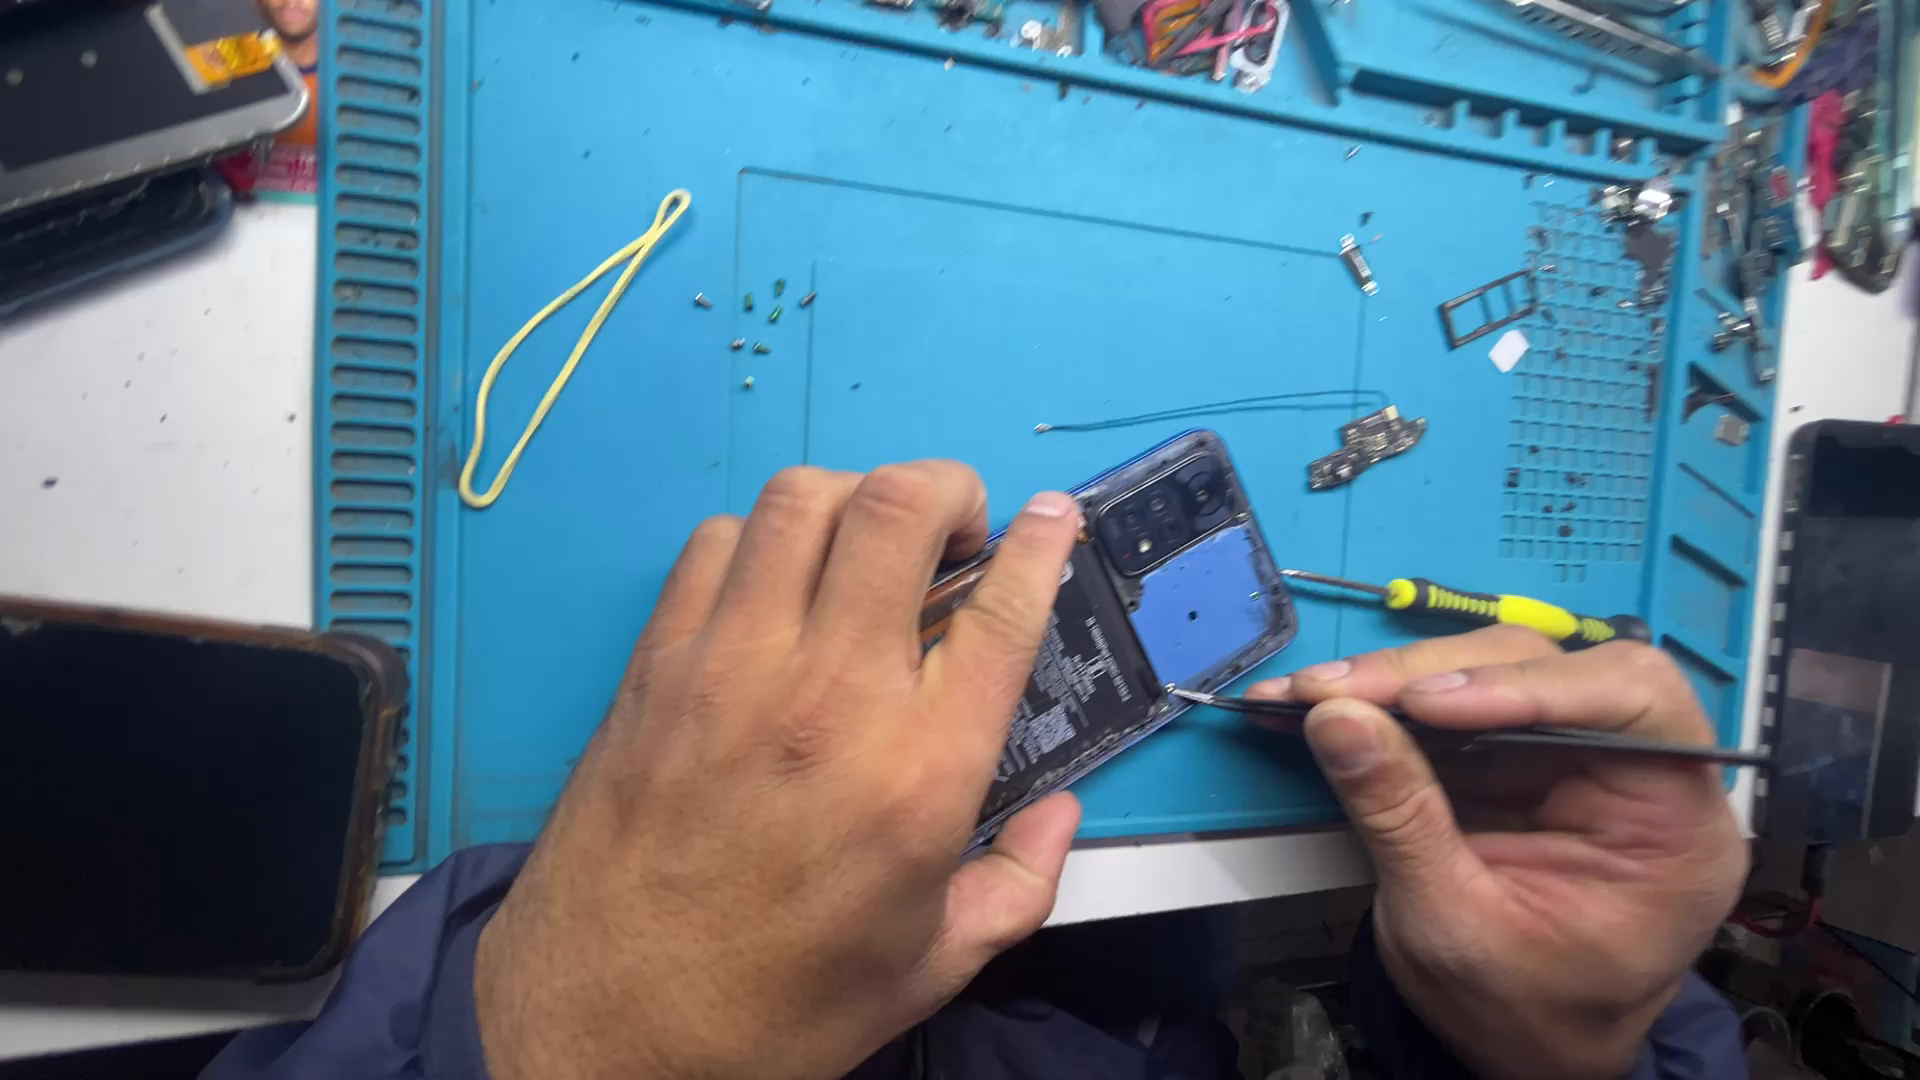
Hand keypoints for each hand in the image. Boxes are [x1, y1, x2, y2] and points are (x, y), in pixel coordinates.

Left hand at [474, 463, 1086, 1079]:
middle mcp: (833, 691)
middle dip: (947, 487)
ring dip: (857, 499)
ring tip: (867, 543)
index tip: (1052, 514)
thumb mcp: (933, 963)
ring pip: (803, 501)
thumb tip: (1066, 810)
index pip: (1001, 614)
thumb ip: (1023, 881)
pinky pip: (718, 541)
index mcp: (922, 769)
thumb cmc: (783, 1000)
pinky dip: (765, 537)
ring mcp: (734, 663)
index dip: (1039, 544)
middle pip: (898, 511)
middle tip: (955, 529)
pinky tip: (776, 583)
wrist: (601, 1032)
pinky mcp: (659, 660)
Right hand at [1248, 627, 1746, 1079]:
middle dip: (1415, 675)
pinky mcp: (1481, 752)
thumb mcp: (1452, 923)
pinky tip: (1300, 703)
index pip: (1633, 698)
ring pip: (1465, 668)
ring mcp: (1540, 752)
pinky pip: (1419, 702)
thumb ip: (1398, 817)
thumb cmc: (1515, 1008)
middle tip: (1324, 692)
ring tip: (1298, 694)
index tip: (1424, 704)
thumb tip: (1334, 716)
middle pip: (1527, 665)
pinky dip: (1357, 699)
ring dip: (1375, 678)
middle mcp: (1610, 766)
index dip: (1530, 683)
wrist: (1504, 1040)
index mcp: (1661, 820)